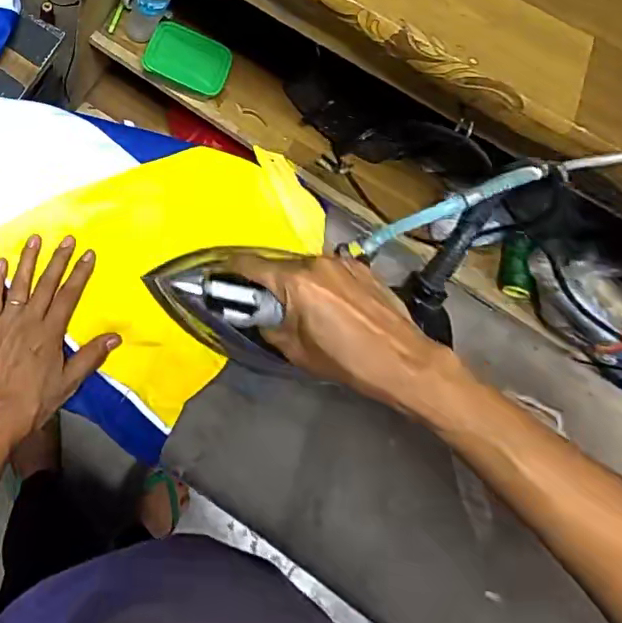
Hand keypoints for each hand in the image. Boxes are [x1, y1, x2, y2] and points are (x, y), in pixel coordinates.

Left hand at [0, 235, 118, 446]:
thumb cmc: (35, 400)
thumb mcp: (69, 382)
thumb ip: (90, 356)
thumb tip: (115, 337)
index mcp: (50, 332)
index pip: (69, 295)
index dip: (80, 273)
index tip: (88, 254)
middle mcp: (29, 321)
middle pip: (46, 283)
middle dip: (58, 259)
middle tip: (67, 239)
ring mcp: (6, 323)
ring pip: (19, 285)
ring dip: (28, 260)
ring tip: (35, 239)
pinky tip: (0, 264)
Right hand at [232, 254, 462, 414]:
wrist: (402, 359)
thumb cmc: (347, 361)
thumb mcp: (296, 350)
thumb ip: (270, 325)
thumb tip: (260, 314)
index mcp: (297, 280)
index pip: (251, 264)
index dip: (230, 270)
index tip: (219, 277)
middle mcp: (317, 262)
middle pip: (279, 264)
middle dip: (268, 282)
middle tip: (264, 304)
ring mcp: (342, 261)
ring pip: (305, 266)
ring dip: (296, 282)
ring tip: (304, 309)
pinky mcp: (360, 267)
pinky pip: (328, 269)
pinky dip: (321, 282)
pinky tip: (331, 305)